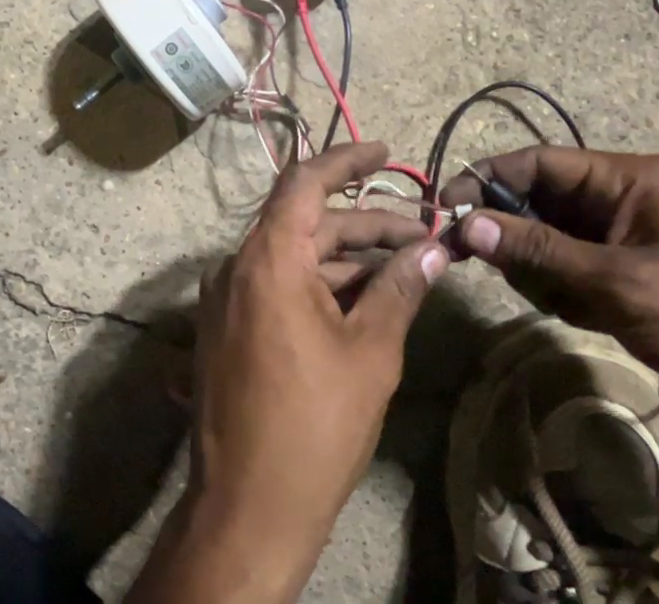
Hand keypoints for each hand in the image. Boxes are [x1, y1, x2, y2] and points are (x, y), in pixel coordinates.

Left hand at [132, 142, 444, 603]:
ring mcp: (226, 301)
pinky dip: (319, 287)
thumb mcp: (370, 351)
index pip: (305, 182)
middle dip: (368, 225)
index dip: (346, 159)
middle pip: (306, 224)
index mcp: (267, 259)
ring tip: (406, 272)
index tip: (385, 152)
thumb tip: (434, 250)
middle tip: (425, 237)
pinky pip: (275, 288)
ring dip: (347, 261)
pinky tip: (364, 303)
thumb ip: (400, 289)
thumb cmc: (315, 424)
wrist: (248, 506)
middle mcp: (236, 268)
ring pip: (293, 259)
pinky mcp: (225, 331)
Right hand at [441, 145, 658, 421]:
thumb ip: (538, 251)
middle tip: (494, 269)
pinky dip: (565, 288)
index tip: (444, 208)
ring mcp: (629, 233)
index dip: (488, 179)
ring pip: (553, 237)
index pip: (540, 162)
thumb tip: (466, 224)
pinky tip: (584, 314)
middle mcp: (625, 196)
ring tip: (568, 303)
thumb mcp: (616, 282)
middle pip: (541, 199)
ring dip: (543, 270)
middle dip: (515, 234)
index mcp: (629, 178)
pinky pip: (574, 265)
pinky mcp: (631, 266)